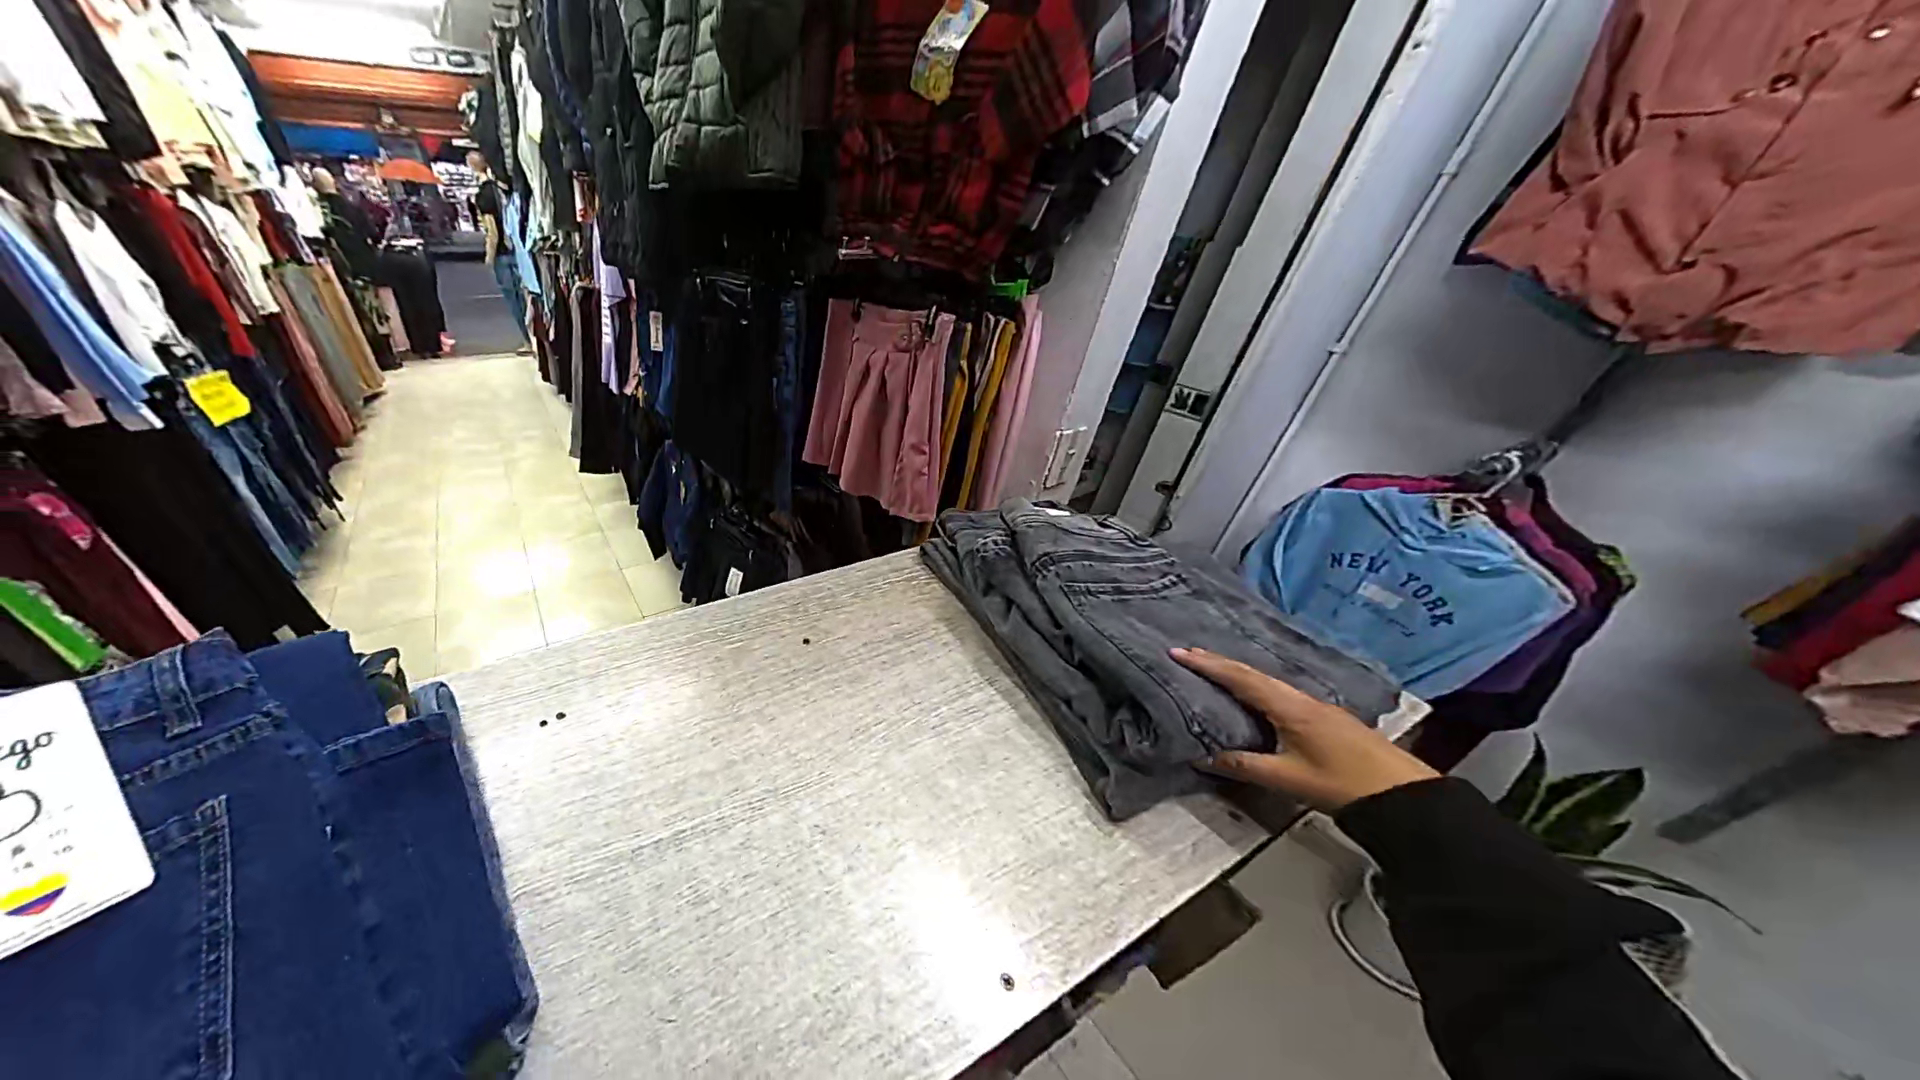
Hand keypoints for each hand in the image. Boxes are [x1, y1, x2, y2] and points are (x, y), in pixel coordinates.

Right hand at [1172, 647, 1437, 809]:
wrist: (1406, 795)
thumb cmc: (1343, 784)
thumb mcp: (1287, 778)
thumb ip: (1244, 765)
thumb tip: (1201, 756)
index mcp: (1289, 707)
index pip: (1240, 678)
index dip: (1207, 664)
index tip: (1178, 651)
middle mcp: (1301, 698)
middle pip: (1252, 674)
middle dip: (1218, 663)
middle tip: (1188, 654)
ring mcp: (1316, 706)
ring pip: (1267, 682)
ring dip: (1237, 674)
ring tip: (1211, 671)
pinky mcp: (1325, 718)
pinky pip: (1280, 693)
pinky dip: (1255, 687)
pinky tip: (1251, 696)